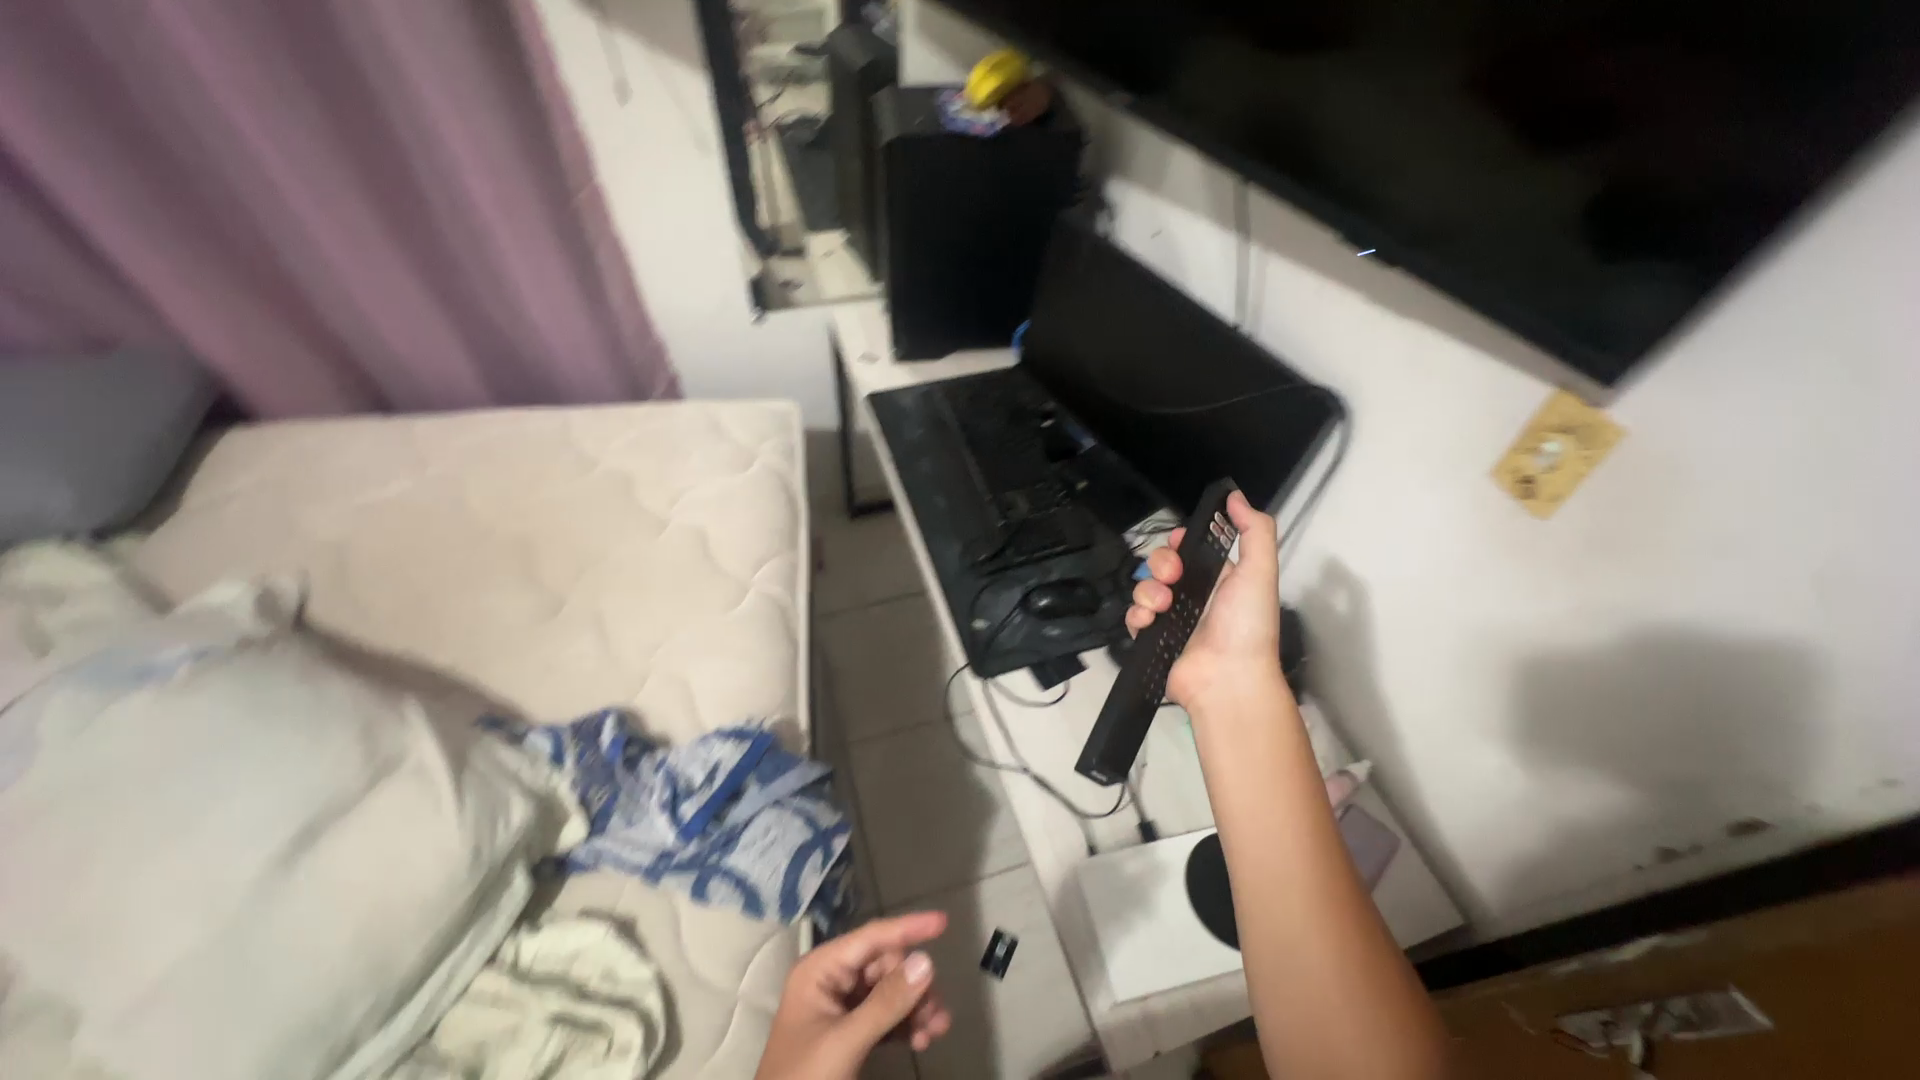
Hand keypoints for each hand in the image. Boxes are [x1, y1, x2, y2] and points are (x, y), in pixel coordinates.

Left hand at [754, 912, 952, 1079]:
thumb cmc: (803, 1078)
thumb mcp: (845, 1041)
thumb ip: (886, 1003)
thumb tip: (927, 961)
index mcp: (820, 970)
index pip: (871, 938)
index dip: (908, 928)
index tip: (943, 921)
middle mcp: (832, 979)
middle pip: (886, 966)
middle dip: (914, 986)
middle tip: (937, 1013)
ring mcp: (841, 1006)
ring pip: (891, 991)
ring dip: (915, 1008)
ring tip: (936, 1030)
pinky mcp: (851, 1031)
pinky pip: (887, 1016)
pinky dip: (906, 1025)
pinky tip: (923, 1039)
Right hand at [1125, 491, 1283, 710]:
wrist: (1228, 679)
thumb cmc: (1247, 626)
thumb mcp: (1261, 571)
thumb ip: (1254, 531)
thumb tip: (1235, 497)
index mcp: (1219, 580)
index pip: (1191, 550)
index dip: (1180, 541)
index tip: (1179, 540)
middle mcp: (1194, 597)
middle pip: (1162, 565)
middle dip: (1162, 563)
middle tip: (1173, 576)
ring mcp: (1171, 620)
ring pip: (1144, 589)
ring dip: (1148, 591)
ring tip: (1162, 606)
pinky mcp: (1153, 641)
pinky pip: (1133, 619)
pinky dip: (1137, 616)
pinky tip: (1149, 622)